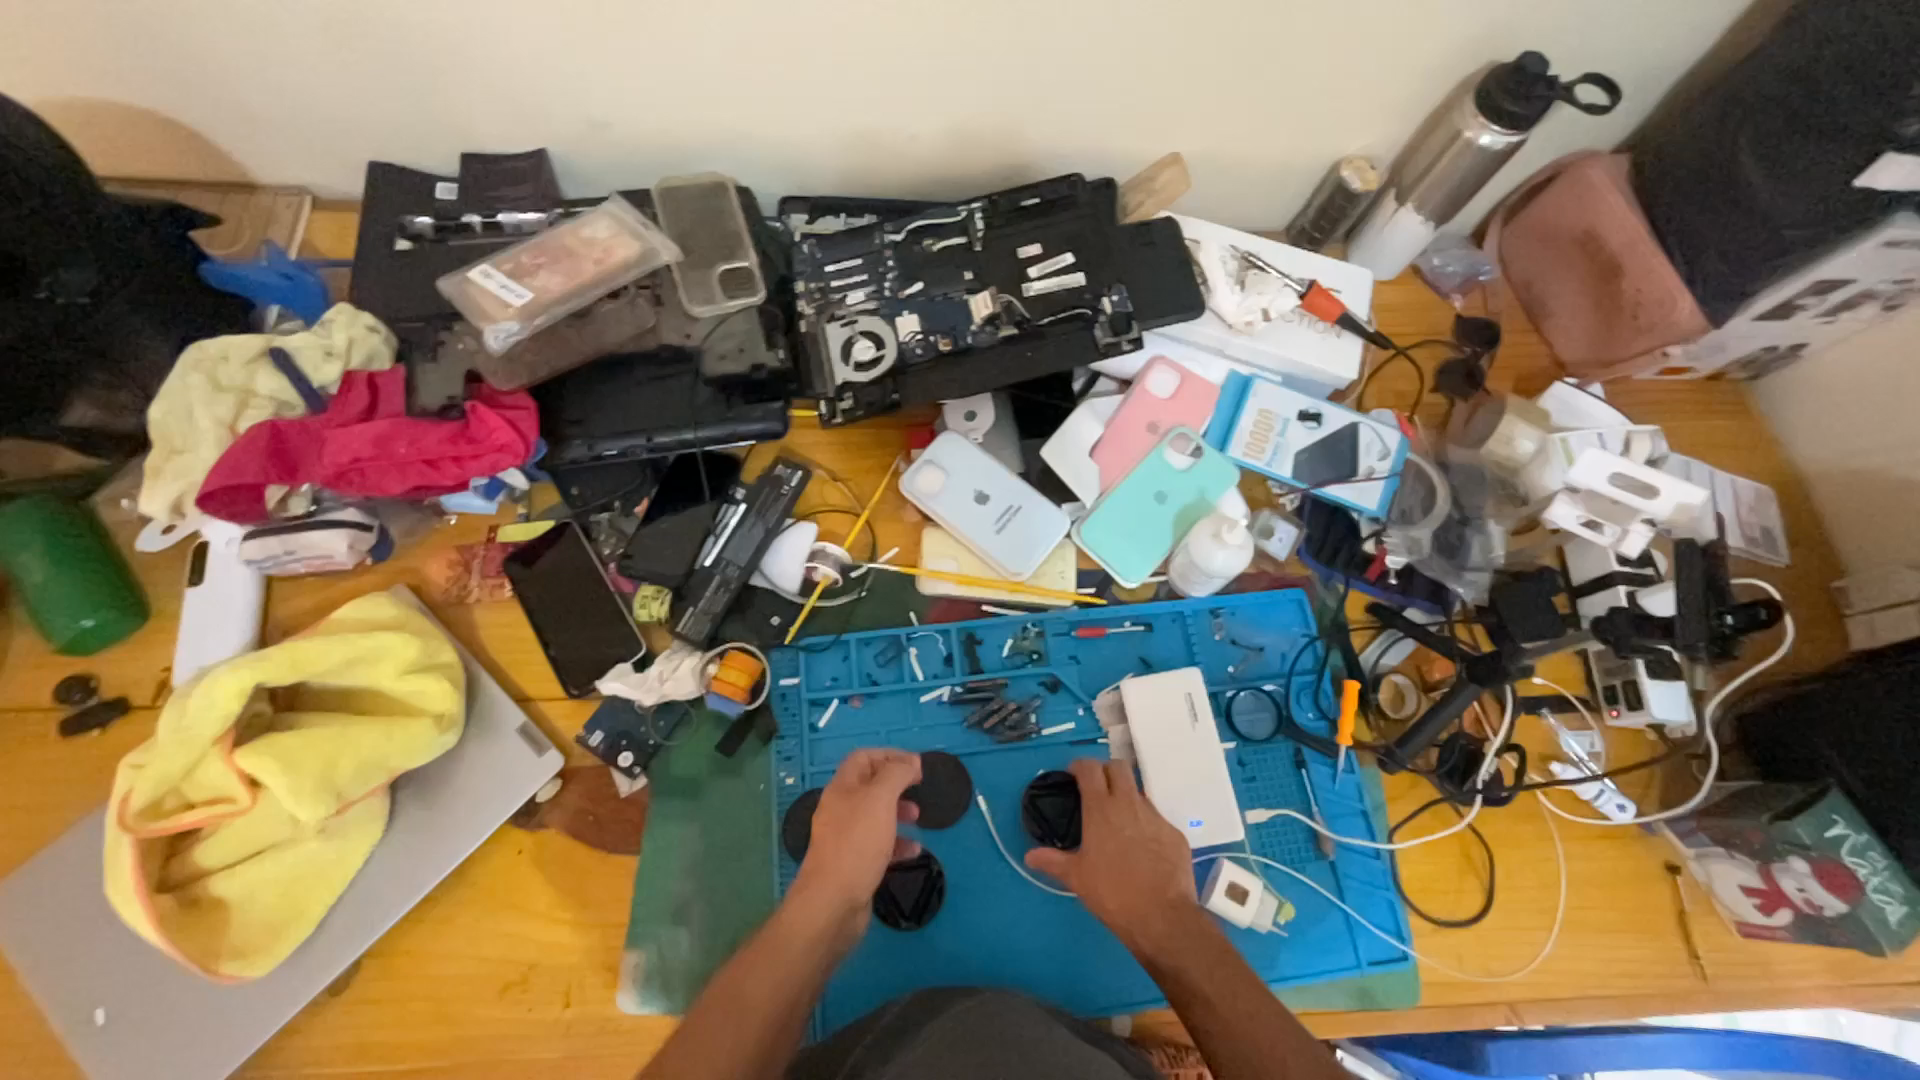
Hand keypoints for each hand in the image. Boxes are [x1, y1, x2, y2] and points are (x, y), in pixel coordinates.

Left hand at [788, 749, 922, 930]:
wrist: (832, 903)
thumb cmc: (857, 844)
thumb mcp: (880, 799)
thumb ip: (896, 774)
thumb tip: (910, 761)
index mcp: (842, 788)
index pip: (863, 758)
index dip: (889, 755)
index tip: (915, 764)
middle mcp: (840, 809)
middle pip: (869, 786)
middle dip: (896, 783)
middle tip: (919, 788)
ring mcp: (845, 838)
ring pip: (875, 815)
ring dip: (898, 812)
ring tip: (918, 818)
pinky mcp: (854, 864)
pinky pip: (878, 845)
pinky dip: (897, 843)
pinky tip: (913, 851)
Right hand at [1025, 759, 1198, 947]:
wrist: (1163, 917)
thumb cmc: (1113, 893)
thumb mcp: (1077, 878)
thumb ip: (1052, 862)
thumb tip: (1030, 856)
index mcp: (1102, 809)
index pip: (1090, 768)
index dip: (1080, 766)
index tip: (1073, 775)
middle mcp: (1129, 804)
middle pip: (1119, 767)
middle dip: (1106, 770)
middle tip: (1096, 789)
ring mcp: (1156, 817)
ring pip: (1139, 792)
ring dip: (1127, 797)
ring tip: (1119, 821)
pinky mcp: (1175, 834)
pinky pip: (1157, 820)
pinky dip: (1146, 825)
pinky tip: (1142, 848)